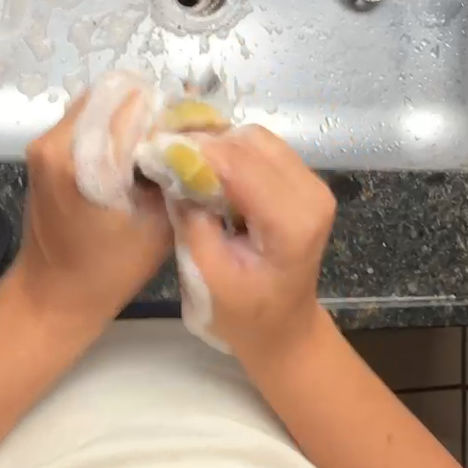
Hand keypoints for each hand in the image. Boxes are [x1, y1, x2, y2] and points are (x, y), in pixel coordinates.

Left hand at [10, 90, 173, 329]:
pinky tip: (135, 155)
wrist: (51, 297)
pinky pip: (88, 117)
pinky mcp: (45, 149)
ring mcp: (45, 141)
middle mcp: (57, 140)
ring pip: (102, 100)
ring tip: (159, 147)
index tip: (196, 134)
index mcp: (82, 159)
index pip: (137, 105)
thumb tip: (201, 137)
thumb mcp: (160, 223)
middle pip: (116, 93)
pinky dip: (115, 125)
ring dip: (134, 115)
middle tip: (180, 138)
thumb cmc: (109, 271)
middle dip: (153, 109)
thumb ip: (179, 173)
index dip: (172, 115)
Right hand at [176, 125, 336, 365]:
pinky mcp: (305, 181)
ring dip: (220, 147)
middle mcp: (311, 193)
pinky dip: (234, 153)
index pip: (238, 163)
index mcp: (291, 221)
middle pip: (249, 142)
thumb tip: (170, 164)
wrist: (284, 329)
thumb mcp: (206, 274)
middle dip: (205, 145)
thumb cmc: (243, 315)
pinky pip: (264, 149)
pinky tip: (211, 174)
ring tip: (187, 168)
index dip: (194, 151)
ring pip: (256, 138)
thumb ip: (190, 217)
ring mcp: (313, 184)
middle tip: (167, 160)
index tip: (154, 152)